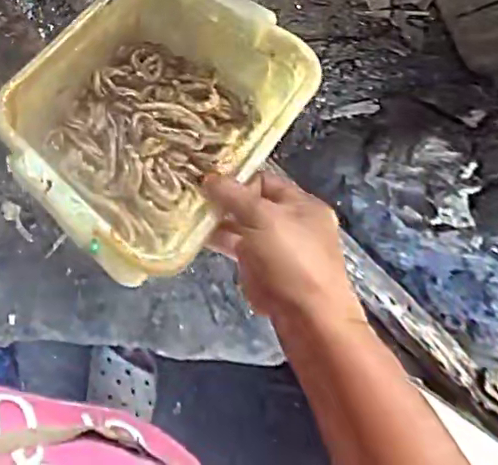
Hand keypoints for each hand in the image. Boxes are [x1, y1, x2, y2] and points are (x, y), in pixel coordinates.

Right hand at [203, 172, 363, 330]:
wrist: (310, 320)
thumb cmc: (290, 260)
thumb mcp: (260, 216)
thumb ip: (231, 193)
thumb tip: (207, 177)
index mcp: (302, 206)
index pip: (262, 179)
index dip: (234, 178)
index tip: (205, 180)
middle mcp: (292, 223)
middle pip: (249, 201)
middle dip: (220, 199)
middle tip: (191, 195)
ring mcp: (277, 246)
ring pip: (239, 223)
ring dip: (215, 219)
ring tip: (188, 213)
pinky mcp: (263, 266)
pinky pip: (236, 244)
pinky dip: (217, 239)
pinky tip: (195, 234)